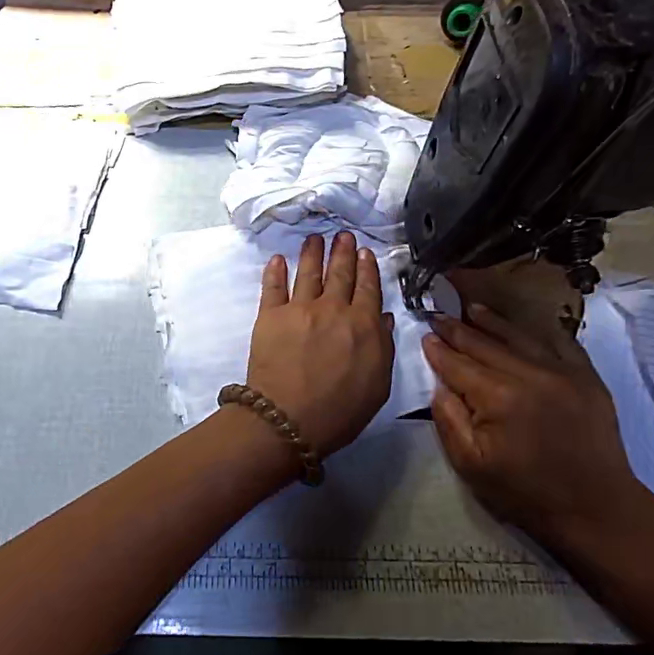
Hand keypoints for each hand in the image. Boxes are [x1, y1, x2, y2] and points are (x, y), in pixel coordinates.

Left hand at [244, 232, 394, 454]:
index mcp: (364, 325)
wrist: (289, 419)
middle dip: (343, 252)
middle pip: (340, 273)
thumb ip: (383, 348)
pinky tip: (278, 260)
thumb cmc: (340, 411)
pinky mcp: (270, 316)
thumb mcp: (378, 385)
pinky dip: (275, 271)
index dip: (367, 268)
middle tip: (343, 236)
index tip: (365, 252)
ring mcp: (300, 309)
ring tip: (315, 238)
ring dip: (312, 253)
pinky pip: (273, 287)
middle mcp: (333, 309)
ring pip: (308, 272)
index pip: (368, 288)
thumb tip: (383, 319)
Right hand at [423, 304, 641, 545]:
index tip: (424, 335)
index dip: (438, 349)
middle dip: (458, 329)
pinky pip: (560, 343)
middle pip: (485, 344)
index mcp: (498, 396)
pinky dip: (538, 331)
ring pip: (520, 337)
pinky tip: (524, 325)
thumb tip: (440, 383)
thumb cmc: (525, 492)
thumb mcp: (470, 464)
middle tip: (439, 315)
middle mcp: (529, 373)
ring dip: (493, 322)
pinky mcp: (587, 377)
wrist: (594, 508)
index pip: (459, 364)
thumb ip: (449, 418)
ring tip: (473, 308)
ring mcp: (562, 371)